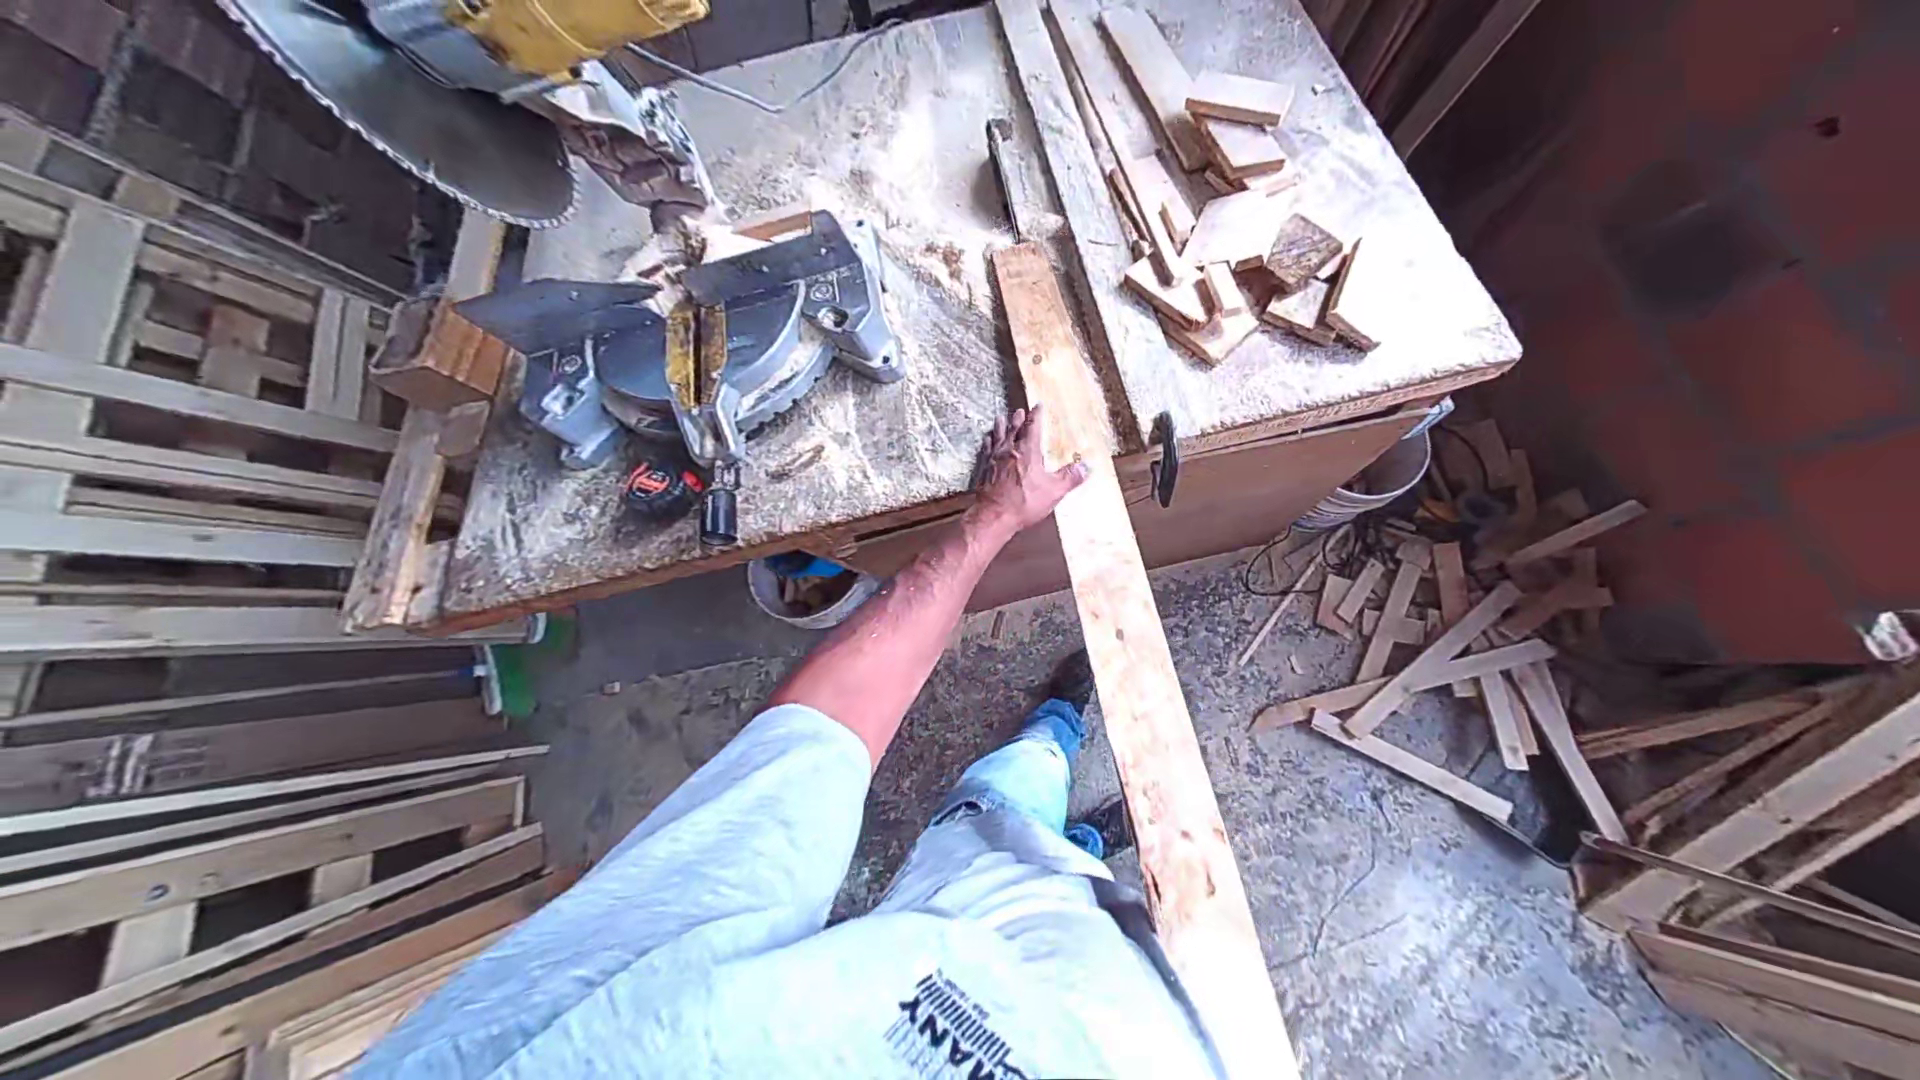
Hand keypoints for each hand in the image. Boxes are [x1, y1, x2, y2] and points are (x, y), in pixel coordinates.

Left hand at [968, 404, 1088, 538]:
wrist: (993, 516)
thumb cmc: (1024, 502)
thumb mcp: (1053, 491)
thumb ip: (1070, 477)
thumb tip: (1086, 466)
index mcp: (1027, 451)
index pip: (1033, 427)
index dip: (1036, 416)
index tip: (1038, 406)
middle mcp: (1009, 450)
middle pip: (1013, 429)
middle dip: (1018, 419)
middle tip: (1019, 411)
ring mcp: (993, 459)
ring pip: (997, 437)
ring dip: (1000, 427)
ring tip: (999, 419)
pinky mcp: (983, 470)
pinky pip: (986, 450)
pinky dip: (988, 442)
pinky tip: (986, 441)